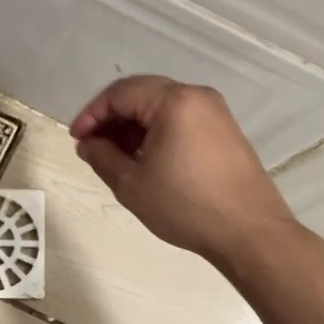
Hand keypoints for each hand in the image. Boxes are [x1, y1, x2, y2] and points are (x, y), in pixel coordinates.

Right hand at [71, 76, 296, 260]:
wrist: (247, 231)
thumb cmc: (184, 205)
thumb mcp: (131, 184)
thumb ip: (102, 157)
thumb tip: (88, 144)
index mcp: (174, 101)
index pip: (120, 93)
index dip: (92, 114)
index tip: (76, 139)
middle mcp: (197, 96)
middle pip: (142, 95)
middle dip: (112, 119)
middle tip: (92, 147)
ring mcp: (215, 113)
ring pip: (161, 108)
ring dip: (133, 127)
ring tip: (115, 158)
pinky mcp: (224, 131)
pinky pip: (180, 121)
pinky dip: (155, 134)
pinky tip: (144, 161)